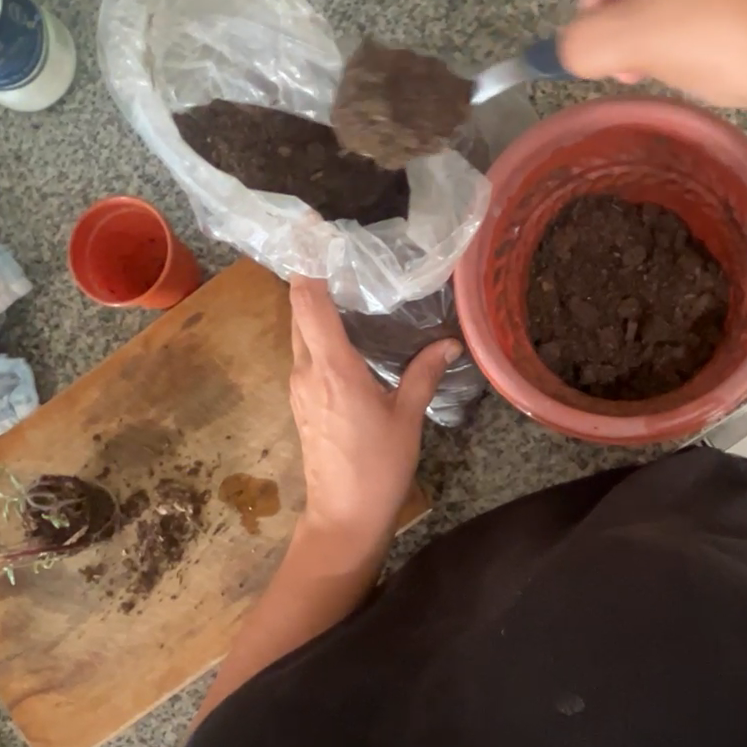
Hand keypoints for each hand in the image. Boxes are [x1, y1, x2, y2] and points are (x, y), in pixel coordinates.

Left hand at [287, 277, 456, 553]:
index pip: (308, 301)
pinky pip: (305, 355)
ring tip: (344, 286)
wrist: (344, 516)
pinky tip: (344, 335)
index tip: (314, 230)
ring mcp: (299, 388)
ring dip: (313, 307)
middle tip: (337, 251)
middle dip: (310, 278)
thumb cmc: (378, 468)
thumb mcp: (407, 418)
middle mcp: (306, 371)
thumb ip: (424, 374)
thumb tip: (448, 343)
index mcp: (332, 368)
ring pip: (298, 333)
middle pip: (297, 311)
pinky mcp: (302, 403)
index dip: (308, 262)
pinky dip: (317, 334)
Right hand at [560, 0, 746, 130]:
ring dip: (673, 23)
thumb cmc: (734, 33)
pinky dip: (715, 20)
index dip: (596, 0)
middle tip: (636, 66)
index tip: (595, 47)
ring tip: (680, 68)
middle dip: (636, 16)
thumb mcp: (637, 40)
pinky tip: (721, 58)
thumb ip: (584, 42)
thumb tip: (572, 49)